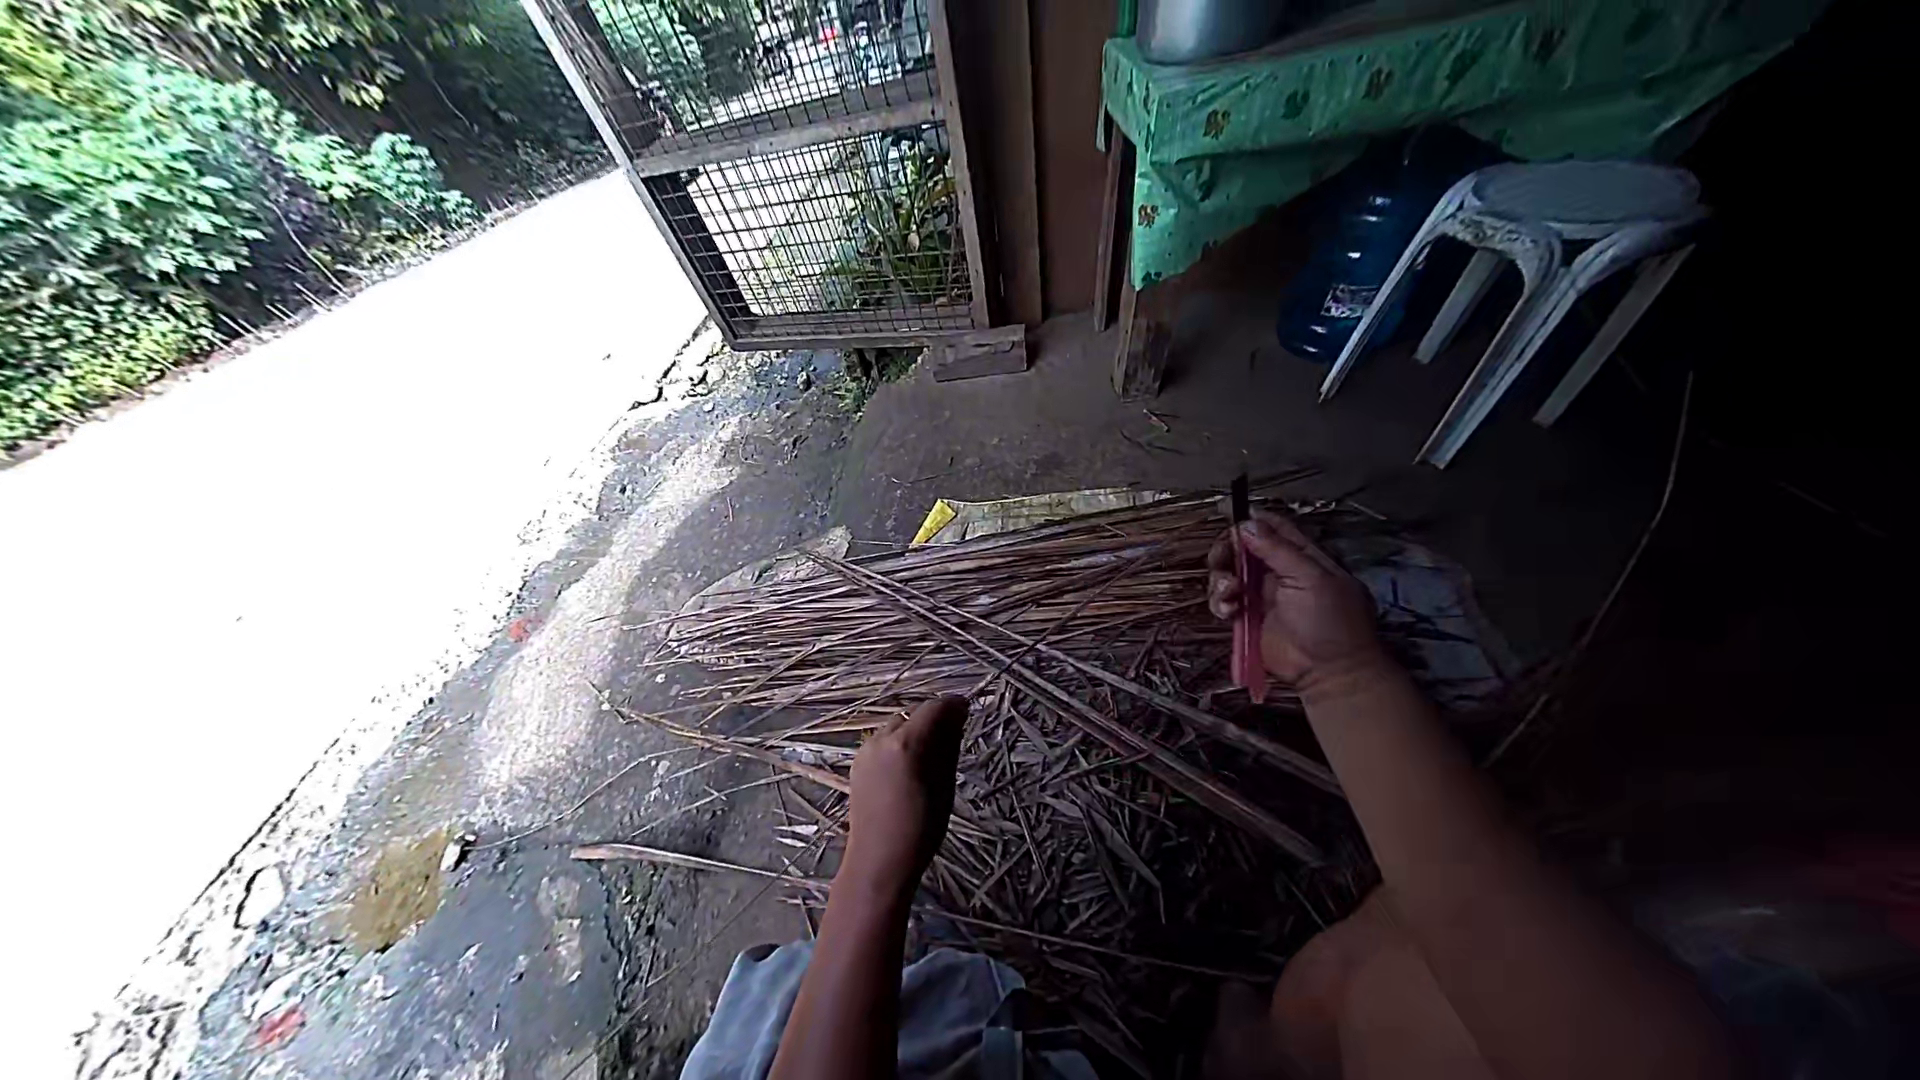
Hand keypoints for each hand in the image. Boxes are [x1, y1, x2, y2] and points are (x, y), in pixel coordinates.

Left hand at [839, 695, 967, 903]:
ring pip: (897, 724)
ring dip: (915, 727)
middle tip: (954, 731)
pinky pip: (883, 740)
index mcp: (906, 743)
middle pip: (913, 713)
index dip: (952, 705)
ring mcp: (866, 749)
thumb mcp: (944, 784)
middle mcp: (882, 738)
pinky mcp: (858, 762)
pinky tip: (910, 762)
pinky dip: (900, 741)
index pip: (933, 708)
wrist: (878, 861)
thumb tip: (957, 716)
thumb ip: (949, 745)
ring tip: (932, 748)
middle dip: (934, 716)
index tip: (966, 709)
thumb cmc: (920, 828)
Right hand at [1207, 512, 1387, 698]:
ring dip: (1221, 579)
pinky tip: (1229, 611)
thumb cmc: (1332, 624)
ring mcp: (1259, 595)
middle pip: (1240, 548)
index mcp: (1300, 556)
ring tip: (1230, 593)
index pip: (1272, 527)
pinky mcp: (1245, 617)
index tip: (1227, 514)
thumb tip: (1248, 525)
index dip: (1250, 519)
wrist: (1328, 672)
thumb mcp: (1311, 579)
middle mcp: (1277, 572)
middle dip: (1226, 551)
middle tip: (1224, 560)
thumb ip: (1278, 550)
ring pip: (1226, 573)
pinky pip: (1222, 601)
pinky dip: (1219, 603)